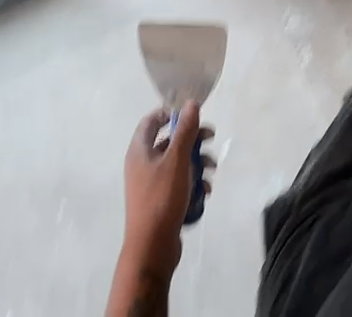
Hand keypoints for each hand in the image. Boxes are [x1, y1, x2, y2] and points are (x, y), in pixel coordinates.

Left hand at [122, 102, 213, 273]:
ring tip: (212, 170)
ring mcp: (150, 183)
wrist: (152, 247)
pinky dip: (193, 182)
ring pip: (177, 162)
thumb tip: (191, 103)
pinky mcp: (160, 200)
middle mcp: (142, 164)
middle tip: (211, 138)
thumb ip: (185, 131)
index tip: (192, 114)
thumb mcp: (177, 160)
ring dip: (196, 162)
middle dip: (192, 139)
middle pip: (169, 141)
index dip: (170, 113)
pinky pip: (178, 182)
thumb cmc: (162, 198)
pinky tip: (206, 191)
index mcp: (139, 150)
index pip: (152, 121)